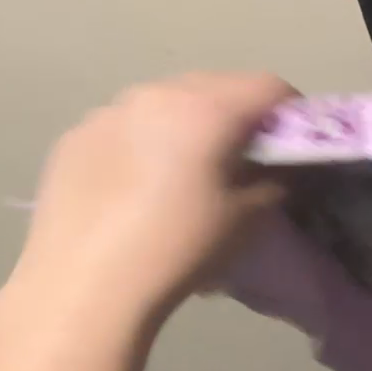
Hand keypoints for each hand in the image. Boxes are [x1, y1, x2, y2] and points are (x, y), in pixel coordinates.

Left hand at [9, 72, 293, 325]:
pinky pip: (128, 124)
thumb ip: (275, 179)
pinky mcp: (75, 136)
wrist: (87, 284)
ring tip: (193, 170)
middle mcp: (155, 94)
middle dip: (241, 114)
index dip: (293, 110)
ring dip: (193, 124)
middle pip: (216, 86)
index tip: (297, 143)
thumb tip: (277, 167)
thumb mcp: (252, 217)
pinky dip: (150, 141)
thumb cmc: (184, 246)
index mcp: (206, 109)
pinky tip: (145, 186)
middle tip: (249, 157)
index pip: (268, 86)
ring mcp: (108, 112)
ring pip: (168, 101)